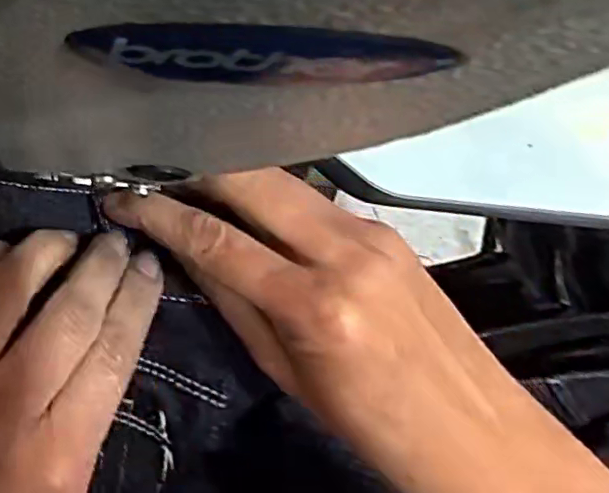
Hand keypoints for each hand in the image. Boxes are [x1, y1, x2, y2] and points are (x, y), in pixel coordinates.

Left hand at [0, 230, 164, 492]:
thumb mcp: (64, 484)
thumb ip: (90, 414)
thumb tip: (112, 342)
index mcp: (57, 446)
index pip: (111, 351)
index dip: (136, 300)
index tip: (149, 268)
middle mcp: (12, 393)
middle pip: (71, 309)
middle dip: (103, 266)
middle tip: (117, 242)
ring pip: (15, 280)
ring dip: (49, 247)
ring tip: (69, 237)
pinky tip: (9, 248)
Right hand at [105, 171, 608, 492]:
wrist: (488, 441)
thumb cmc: (374, 425)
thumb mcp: (284, 372)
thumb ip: (230, 298)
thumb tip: (179, 244)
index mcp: (315, 306)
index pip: (214, 237)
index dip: (157, 211)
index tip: (121, 199)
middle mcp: (343, 252)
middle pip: (246, 180)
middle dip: (189, 167)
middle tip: (150, 172)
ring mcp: (369, 230)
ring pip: (275, 176)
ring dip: (225, 172)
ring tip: (186, 179)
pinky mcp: (382, 224)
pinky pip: (307, 195)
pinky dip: (265, 191)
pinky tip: (245, 200)